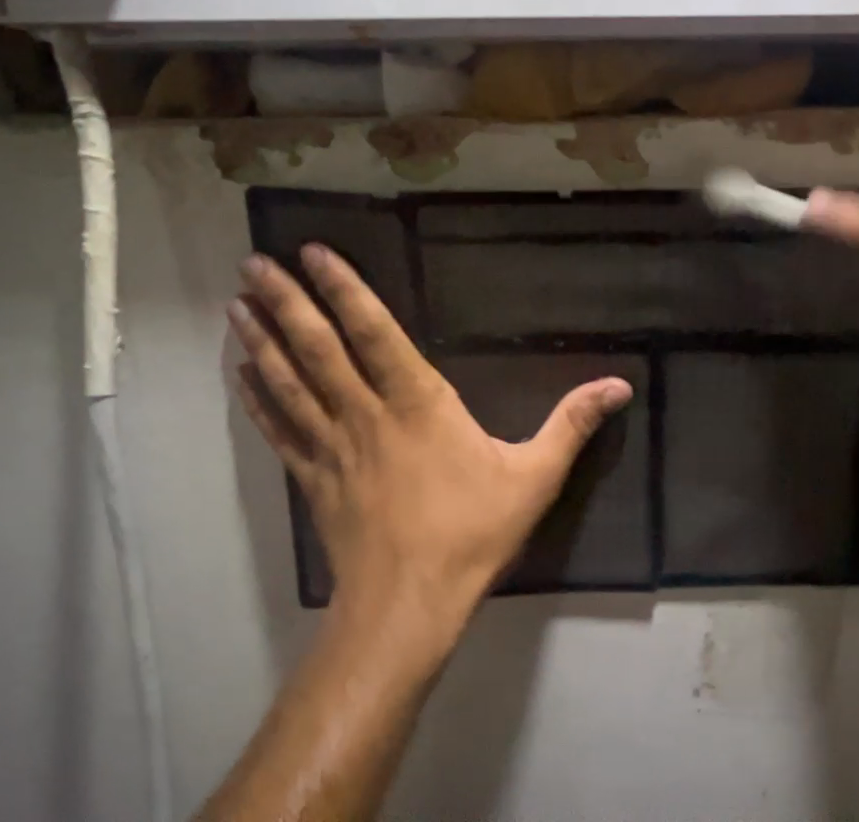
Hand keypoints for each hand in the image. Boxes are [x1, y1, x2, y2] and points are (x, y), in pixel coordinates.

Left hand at [226, 246, 632, 617]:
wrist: (407, 604)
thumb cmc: (472, 533)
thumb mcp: (535, 477)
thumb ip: (573, 425)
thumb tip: (620, 383)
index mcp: (419, 404)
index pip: (376, 334)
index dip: (345, 291)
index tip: (313, 254)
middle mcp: (367, 415)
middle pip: (318, 349)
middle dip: (286, 302)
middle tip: (252, 262)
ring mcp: (334, 448)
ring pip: (291, 383)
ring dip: (262, 340)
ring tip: (237, 302)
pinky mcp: (314, 480)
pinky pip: (280, 430)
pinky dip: (259, 399)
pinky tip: (241, 375)